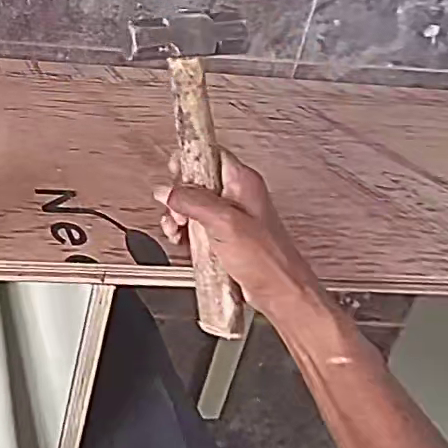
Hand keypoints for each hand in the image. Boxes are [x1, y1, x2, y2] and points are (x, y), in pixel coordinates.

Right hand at [154, 149, 329, 326]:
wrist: (281, 295)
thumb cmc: (269, 261)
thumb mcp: (224, 223)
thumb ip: (191, 201)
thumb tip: (166, 191)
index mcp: (242, 182)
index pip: (208, 153)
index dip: (187, 160)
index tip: (173, 174)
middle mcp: (235, 194)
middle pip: (193, 179)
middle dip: (177, 194)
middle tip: (178, 209)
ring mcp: (228, 214)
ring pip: (189, 202)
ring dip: (176, 214)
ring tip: (179, 228)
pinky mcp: (222, 233)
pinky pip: (193, 222)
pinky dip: (182, 230)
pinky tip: (182, 239)